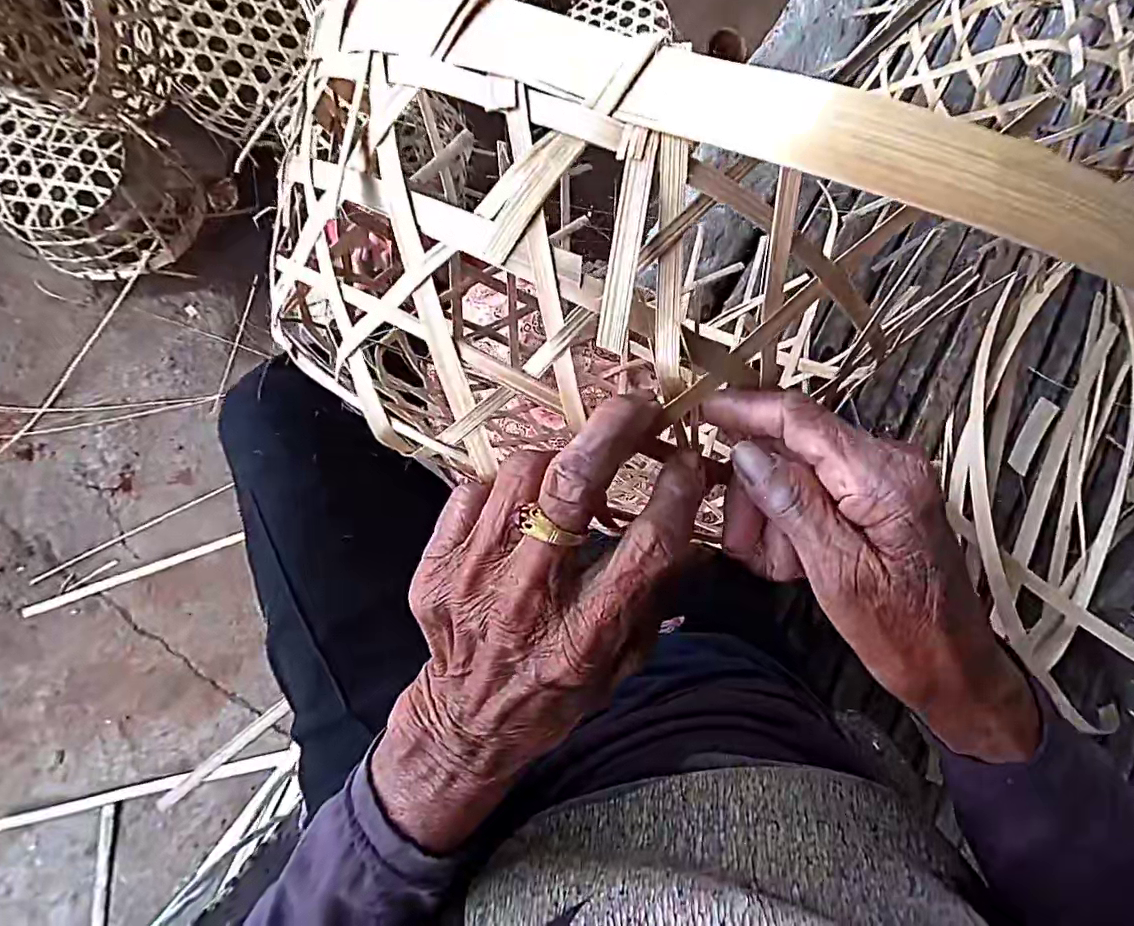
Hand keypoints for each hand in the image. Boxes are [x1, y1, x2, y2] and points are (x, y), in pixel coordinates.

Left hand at [370, 396, 705, 851]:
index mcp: (584, 634)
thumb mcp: (623, 663)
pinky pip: (473, 488)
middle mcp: (528, 600)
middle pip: (572, 487)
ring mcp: (472, 579)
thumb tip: (698, 537)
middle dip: (614, 431)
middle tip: (641, 407)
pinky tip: (523, 499)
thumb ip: (658, 598)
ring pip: (521, 473)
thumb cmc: (556, 694)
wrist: (464, 725)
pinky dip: (506, 482)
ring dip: (560, 453)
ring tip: (577, 462)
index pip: (644, 545)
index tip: (688, 460)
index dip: (676, 491)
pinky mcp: (435, 567)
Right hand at [703, 390, 1039, 762]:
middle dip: (755, 490)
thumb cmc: (907, 634)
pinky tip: (796, 556)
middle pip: (791, 446)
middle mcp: (888, 461)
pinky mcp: (876, 491)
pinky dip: (793, 517)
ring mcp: (883, 474)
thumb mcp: (839, 574)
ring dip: (772, 512)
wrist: (955, 668)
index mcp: (884, 476)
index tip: (706, 409)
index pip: (800, 418)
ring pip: (796, 468)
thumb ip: (793, 505)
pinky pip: (815, 486)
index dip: (746, 409)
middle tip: (740, 541)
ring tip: (777, 563)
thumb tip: (748, 453)